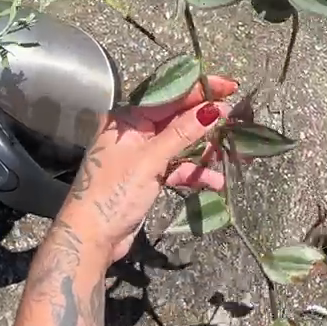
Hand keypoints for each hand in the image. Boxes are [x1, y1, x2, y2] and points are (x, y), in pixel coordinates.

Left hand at [56, 76, 236, 264]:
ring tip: (231, 151)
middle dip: (205, 119)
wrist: (91, 238)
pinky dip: (194, 172)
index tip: (228, 87)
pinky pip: (177, 166)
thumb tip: (212, 109)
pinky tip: (215, 180)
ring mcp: (142, 154)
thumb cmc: (113, 193)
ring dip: (204, 149)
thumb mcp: (150, 160)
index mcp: (127, 119)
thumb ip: (182, 133)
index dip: (199, 89)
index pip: (168, 95)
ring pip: (180, 143)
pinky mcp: (149, 176)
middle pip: (177, 118)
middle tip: (235, 117)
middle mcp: (135, 131)